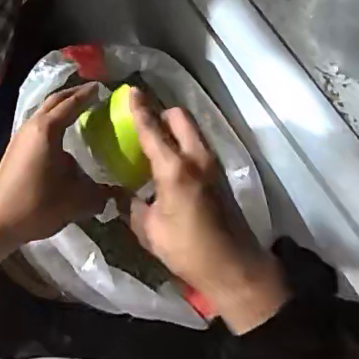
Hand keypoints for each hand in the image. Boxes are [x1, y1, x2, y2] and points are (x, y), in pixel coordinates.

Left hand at [0, 83, 121, 247]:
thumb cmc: (36, 204)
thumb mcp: (76, 200)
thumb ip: (101, 194)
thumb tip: (119, 192)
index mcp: (48, 130)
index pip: (71, 104)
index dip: (88, 95)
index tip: (102, 88)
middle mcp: (33, 125)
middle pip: (55, 100)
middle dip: (74, 94)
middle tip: (92, 92)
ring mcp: (21, 136)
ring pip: (45, 111)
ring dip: (61, 106)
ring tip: (80, 108)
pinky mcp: (16, 148)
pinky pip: (39, 123)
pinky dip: (53, 119)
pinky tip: (62, 133)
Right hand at [124, 90, 289, 332]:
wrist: (235, 268)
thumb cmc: (189, 251)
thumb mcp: (150, 232)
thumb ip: (133, 206)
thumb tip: (123, 194)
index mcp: (174, 169)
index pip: (152, 129)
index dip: (140, 108)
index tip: (131, 91)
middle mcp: (196, 158)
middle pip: (179, 117)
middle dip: (161, 112)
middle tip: (143, 121)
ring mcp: (212, 164)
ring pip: (191, 129)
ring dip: (174, 127)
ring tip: (155, 140)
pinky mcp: (219, 174)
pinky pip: (198, 144)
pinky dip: (183, 142)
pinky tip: (170, 160)